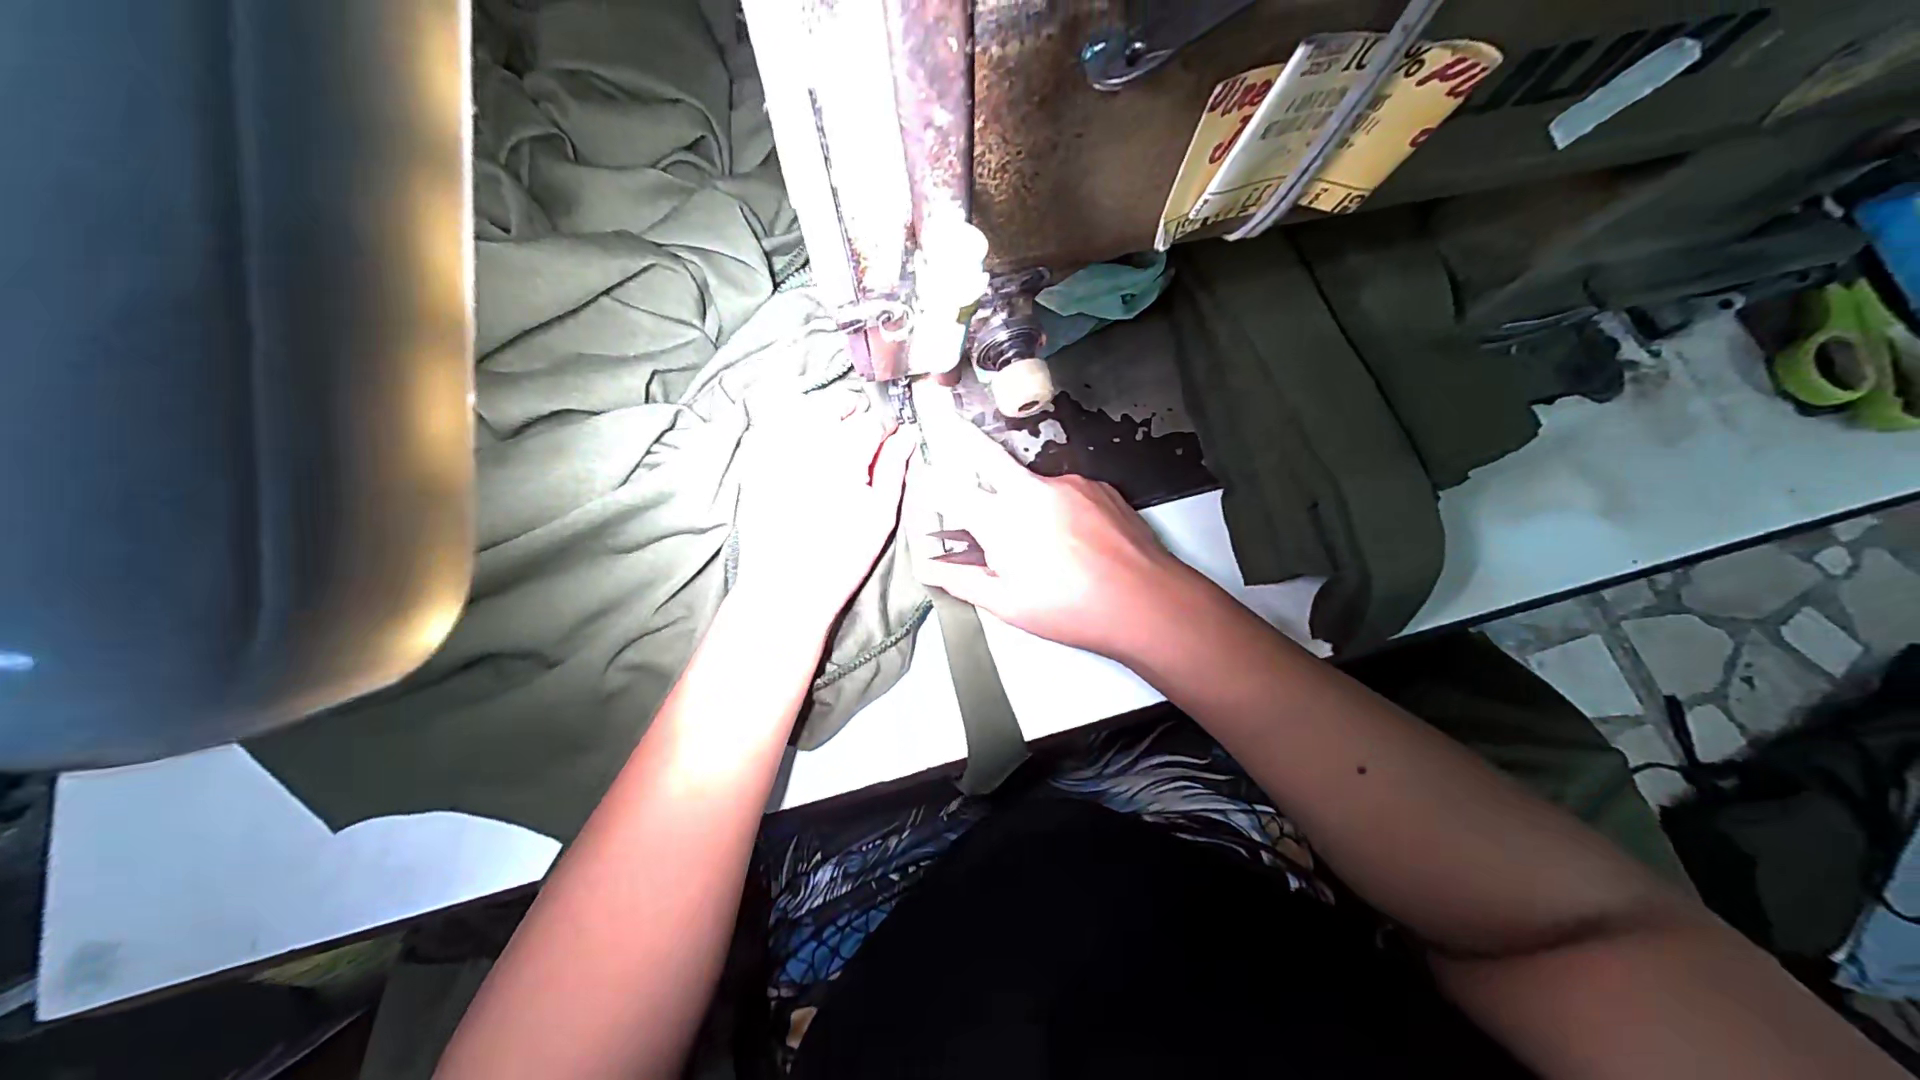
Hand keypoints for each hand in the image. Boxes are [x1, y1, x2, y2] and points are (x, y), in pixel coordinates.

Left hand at [733, 391, 913, 623]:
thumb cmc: (842, 558)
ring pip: (804, 413)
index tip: (892, 436)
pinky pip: (777, 430)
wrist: (786, 587)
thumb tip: (906, 436)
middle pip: (834, 407)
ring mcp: (776, 452)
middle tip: (865, 434)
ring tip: (838, 439)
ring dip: (825, 417)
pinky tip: (807, 451)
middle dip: (853, 412)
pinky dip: (796, 429)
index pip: (869, 422)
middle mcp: (806, 446)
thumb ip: (893, 468)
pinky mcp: (756, 464)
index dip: (885, 425)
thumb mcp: (880, 515)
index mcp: (843, 457)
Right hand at [913, 412, 1215, 662]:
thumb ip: (961, 579)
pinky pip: (1064, 489)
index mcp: (1001, 521)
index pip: (950, 487)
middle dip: (961, 436)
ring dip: (1022, 498)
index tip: (924, 471)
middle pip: (985, 453)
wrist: (1145, 600)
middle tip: (947, 422)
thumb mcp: (1008, 604)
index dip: (932, 477)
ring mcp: (1067, 484)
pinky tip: (1070, 538)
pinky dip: (1057, 505)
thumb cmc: (1076, 608)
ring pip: (1029, 480)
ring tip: (1041, 543)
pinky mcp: (1096, 486)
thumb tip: (930, 568)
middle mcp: (1032, 491)